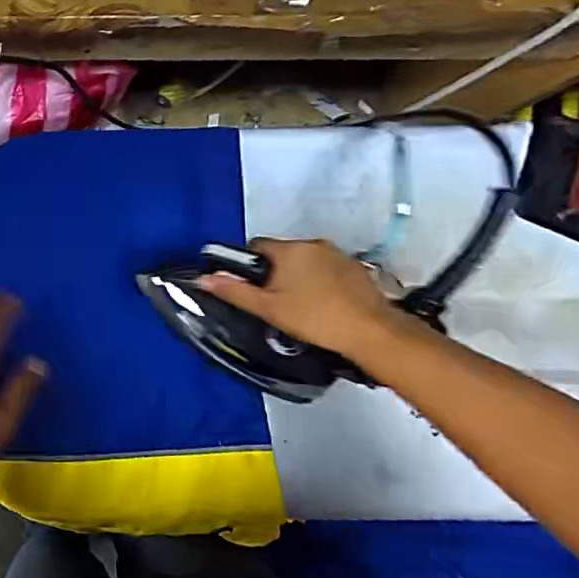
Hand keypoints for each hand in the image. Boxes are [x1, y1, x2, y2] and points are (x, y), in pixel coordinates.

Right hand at [197, 238, 427, 357]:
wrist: (373, 333)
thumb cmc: (315, 318)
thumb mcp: (269, 308)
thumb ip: (235, 291)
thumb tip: (205, 278)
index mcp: (290, 249)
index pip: (257, 246)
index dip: (250, 266)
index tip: (253, 288)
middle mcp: (314, 244)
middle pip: (282, 253)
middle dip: (275, 272)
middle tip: (275, 302)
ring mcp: (339, 255)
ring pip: (305, 261)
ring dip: (299, 276)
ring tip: (301, 306)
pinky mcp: (357, 269)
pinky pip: (327, 269)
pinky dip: (321, 282)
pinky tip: (323, 306)